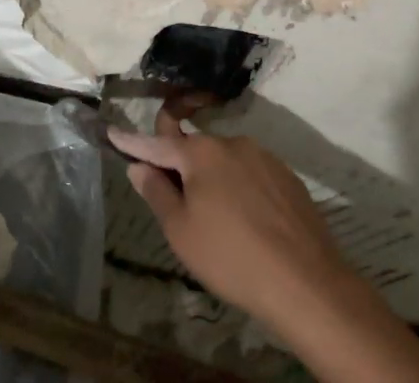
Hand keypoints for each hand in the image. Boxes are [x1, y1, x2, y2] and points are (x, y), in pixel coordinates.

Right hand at [110, 109, 348, 324]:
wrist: (307, 284)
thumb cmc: (231, 257)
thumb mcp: (180, 230)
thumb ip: (157, 192)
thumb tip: (139, 166)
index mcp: (201, 153)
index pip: (156, 144)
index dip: (132, 143)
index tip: (112, 133)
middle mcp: (233, 144)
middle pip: (194, 151)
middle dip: (179, 168)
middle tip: (171, 199)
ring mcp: (265, 159)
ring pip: (225, 164)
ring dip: (212, 181)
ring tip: (214, 220)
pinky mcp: (289, 180)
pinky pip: (251, 176)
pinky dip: (239, 190)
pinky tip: (245, 222)